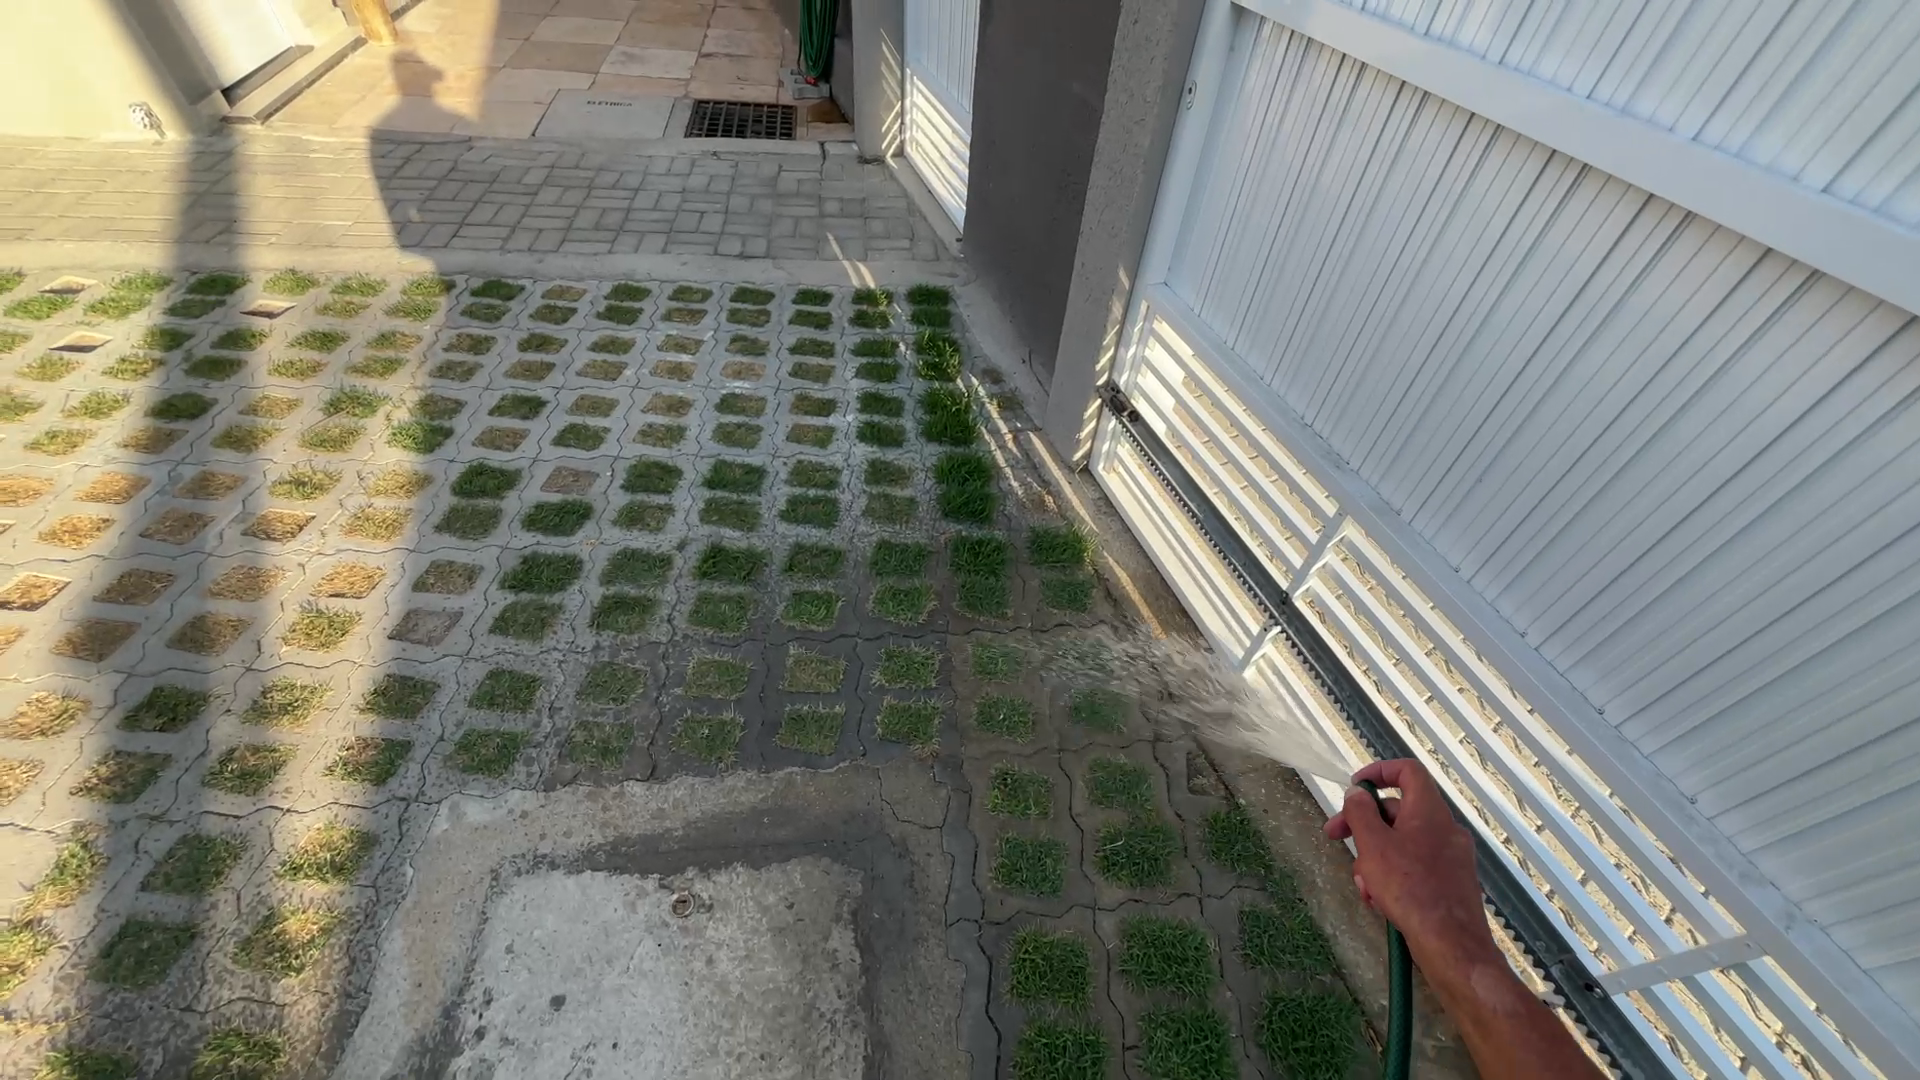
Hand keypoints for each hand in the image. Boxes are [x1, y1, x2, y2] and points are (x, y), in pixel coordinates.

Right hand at [1324, 759, 1495, 969]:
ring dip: (1374, 855)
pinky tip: (1379, 899)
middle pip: (1397, 809)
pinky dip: (1392, 874)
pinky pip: (1414, 865)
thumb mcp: (1373, 844)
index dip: (1378, 770)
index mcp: (1429, 811)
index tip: (1354, 787)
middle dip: (1362, 822)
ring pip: (1402, 841)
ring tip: (1363, 884)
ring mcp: (1451, 857)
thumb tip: (1358, 793)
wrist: (1452, 946)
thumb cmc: (1409, 887)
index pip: (1408, 770)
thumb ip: (1360, 812)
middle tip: (1334, 835)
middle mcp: (1445, 828)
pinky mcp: (1451, 882)